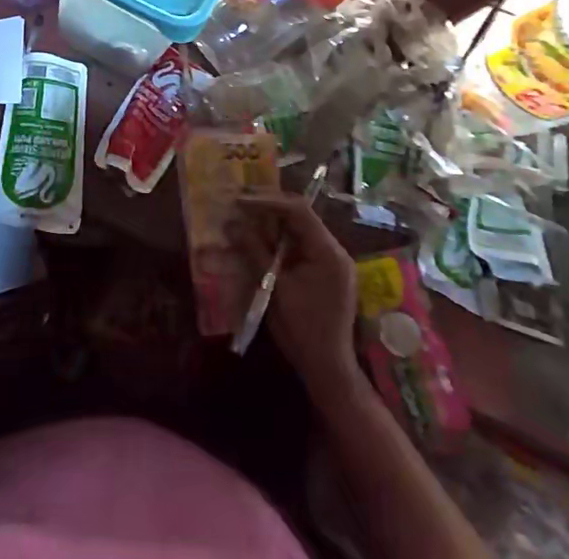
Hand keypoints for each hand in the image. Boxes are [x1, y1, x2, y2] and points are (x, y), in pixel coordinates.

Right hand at [240, 193, 359, 390]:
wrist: (328, 368)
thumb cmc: (301, 330)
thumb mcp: (274, 289)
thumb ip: (255, 253)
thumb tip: (232, 224)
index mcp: (328, 251)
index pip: (299, 211)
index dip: (268, 201)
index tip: (240, 200)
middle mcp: (336, 250)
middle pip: (302, 218)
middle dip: (270, 211)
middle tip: (240, 206)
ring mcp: (335, 262)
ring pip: (302, 233)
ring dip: (275, 227)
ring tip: (246, 222)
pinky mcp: (329, 274)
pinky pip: (305, 248)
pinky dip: (283, 244)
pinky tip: (262, 246)